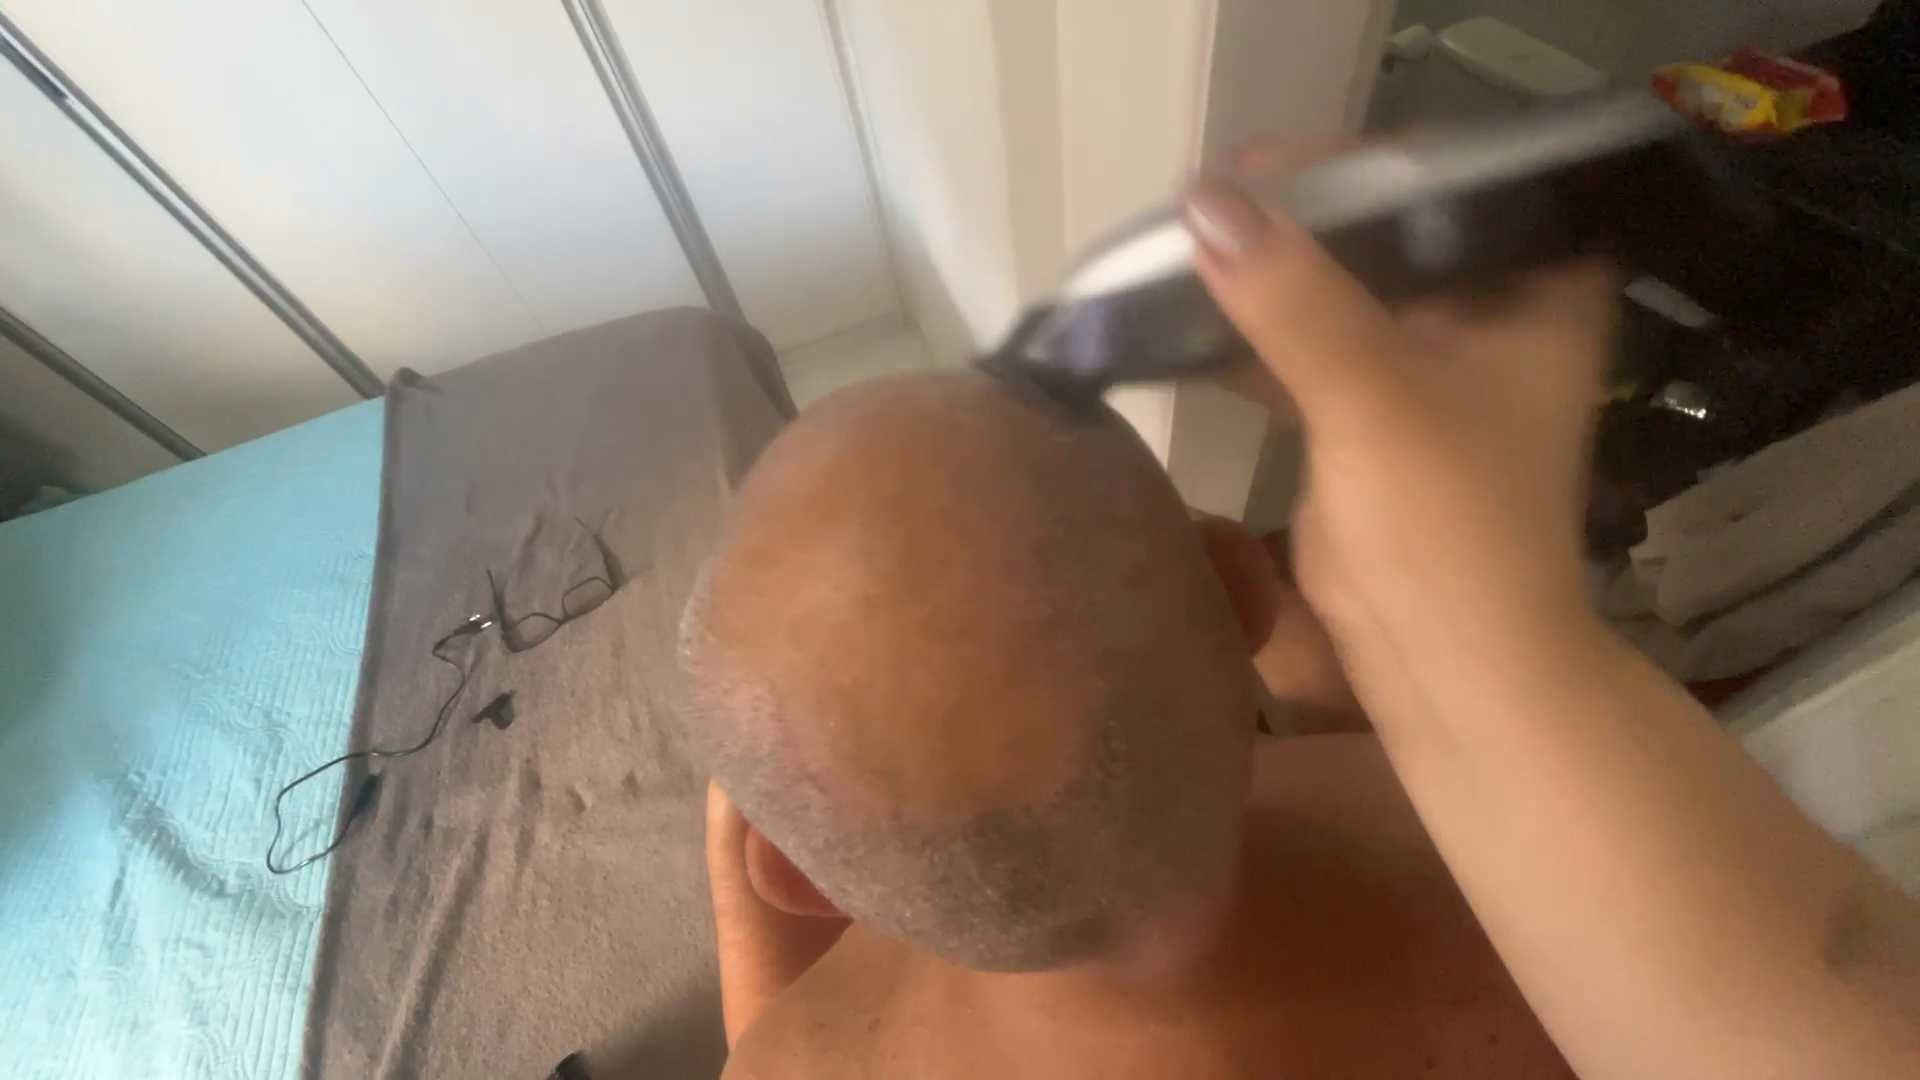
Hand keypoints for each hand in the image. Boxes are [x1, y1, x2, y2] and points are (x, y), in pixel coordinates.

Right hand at [1182, 168, 1618, 678]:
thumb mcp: (1373, 397)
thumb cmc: (1444, 524)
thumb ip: (1292, 299)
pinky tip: (1187, 325)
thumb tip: (1201, 206)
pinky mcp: (1359, 415)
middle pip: (1373, 236)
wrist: (1440, 652)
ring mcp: (1413, 366)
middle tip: (1203, 203)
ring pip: (1327, 296)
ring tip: (1182, 252)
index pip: (1438, 184)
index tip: (1252, 165)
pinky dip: (1246, 342)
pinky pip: (1298, 354)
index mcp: (1523, 286)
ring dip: (1259, 281)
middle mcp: (1475, 313)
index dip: (1345, 168)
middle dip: (1288, 223)